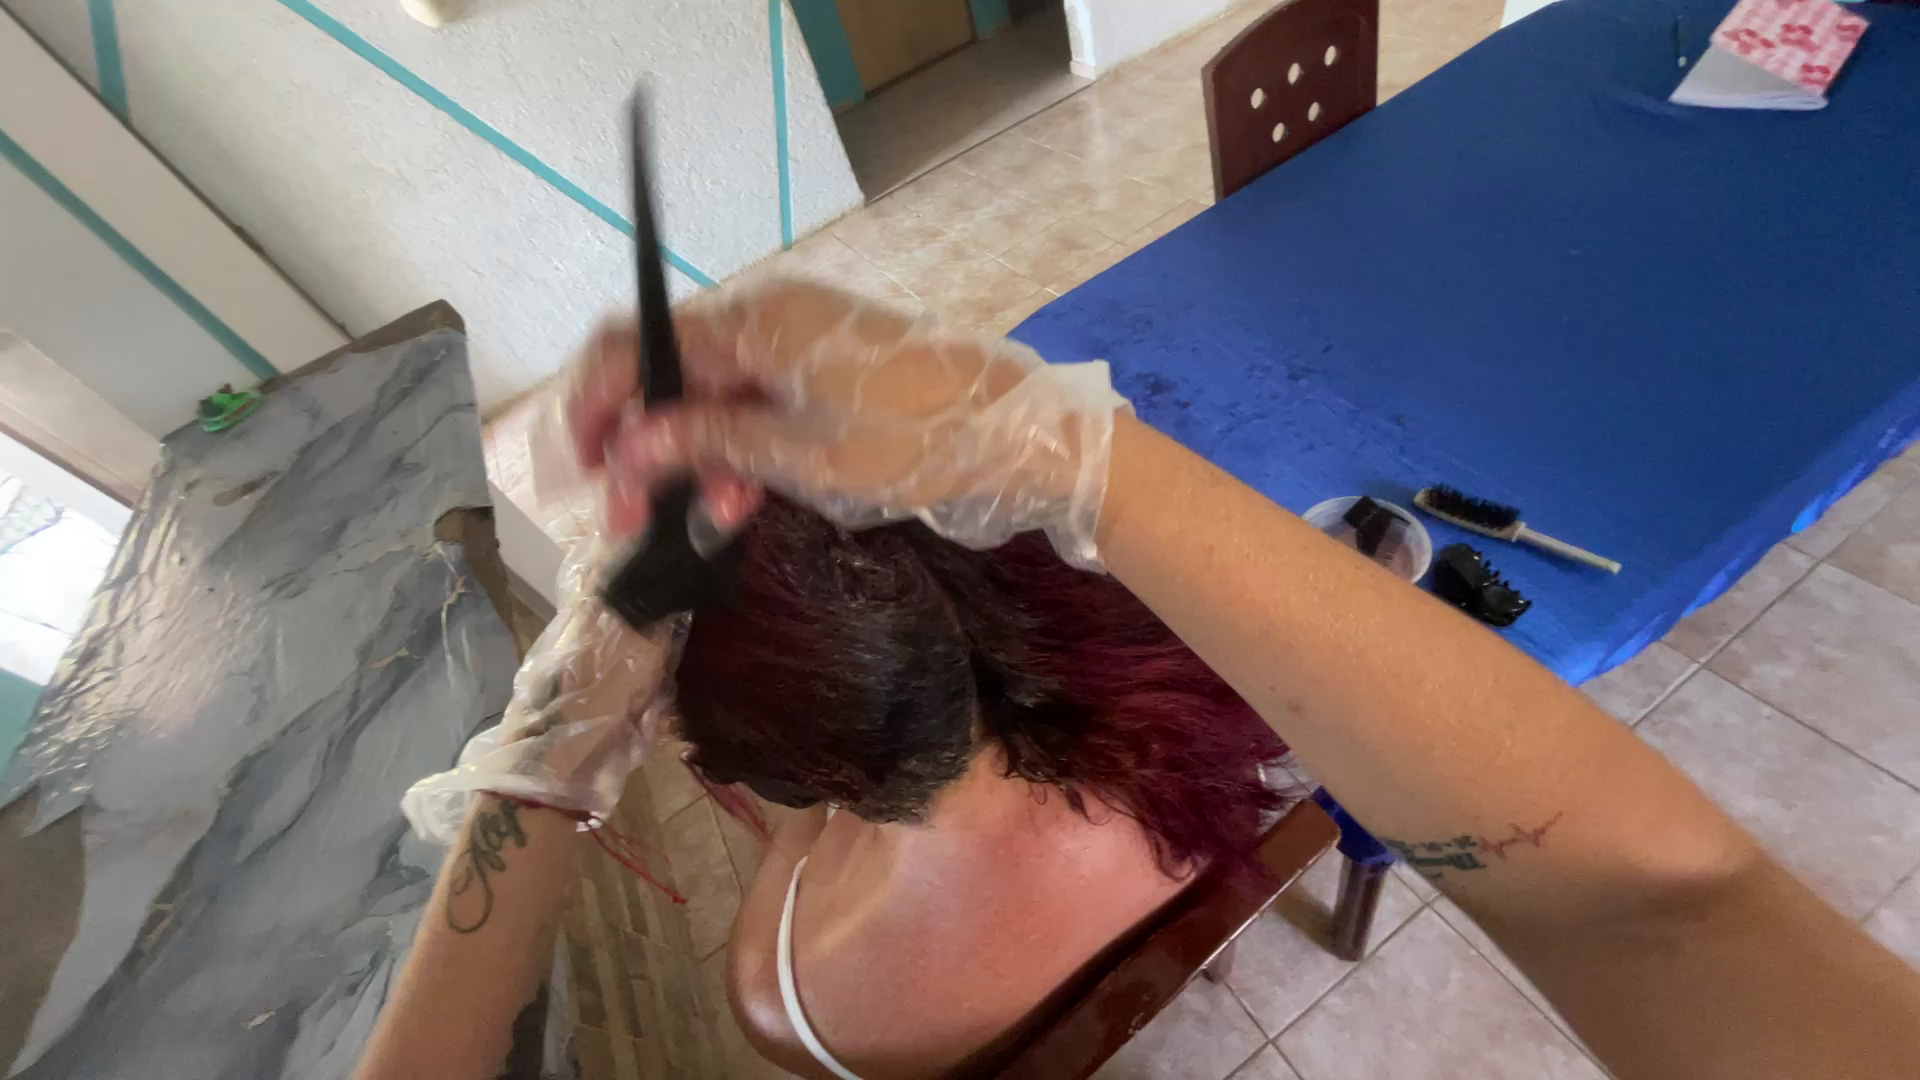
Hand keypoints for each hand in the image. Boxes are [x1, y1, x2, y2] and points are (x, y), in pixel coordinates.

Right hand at [568, 280, 1126, 567]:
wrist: (1016, 435)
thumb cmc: (914, 442)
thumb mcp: (803, 455)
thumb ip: (710, 444)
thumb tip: (630, 446)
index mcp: (757, 323)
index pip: (642, 347)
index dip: (600, 406)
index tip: (583, 471)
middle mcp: (771, 320)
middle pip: (677, 375)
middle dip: (647, 444)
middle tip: (632, 517)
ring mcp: (802, 347)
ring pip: (720, 399)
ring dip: (699, 458)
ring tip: (704, 519)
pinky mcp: (828, 374)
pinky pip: (763, 407)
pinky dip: (745, 451)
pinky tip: (741, 498)